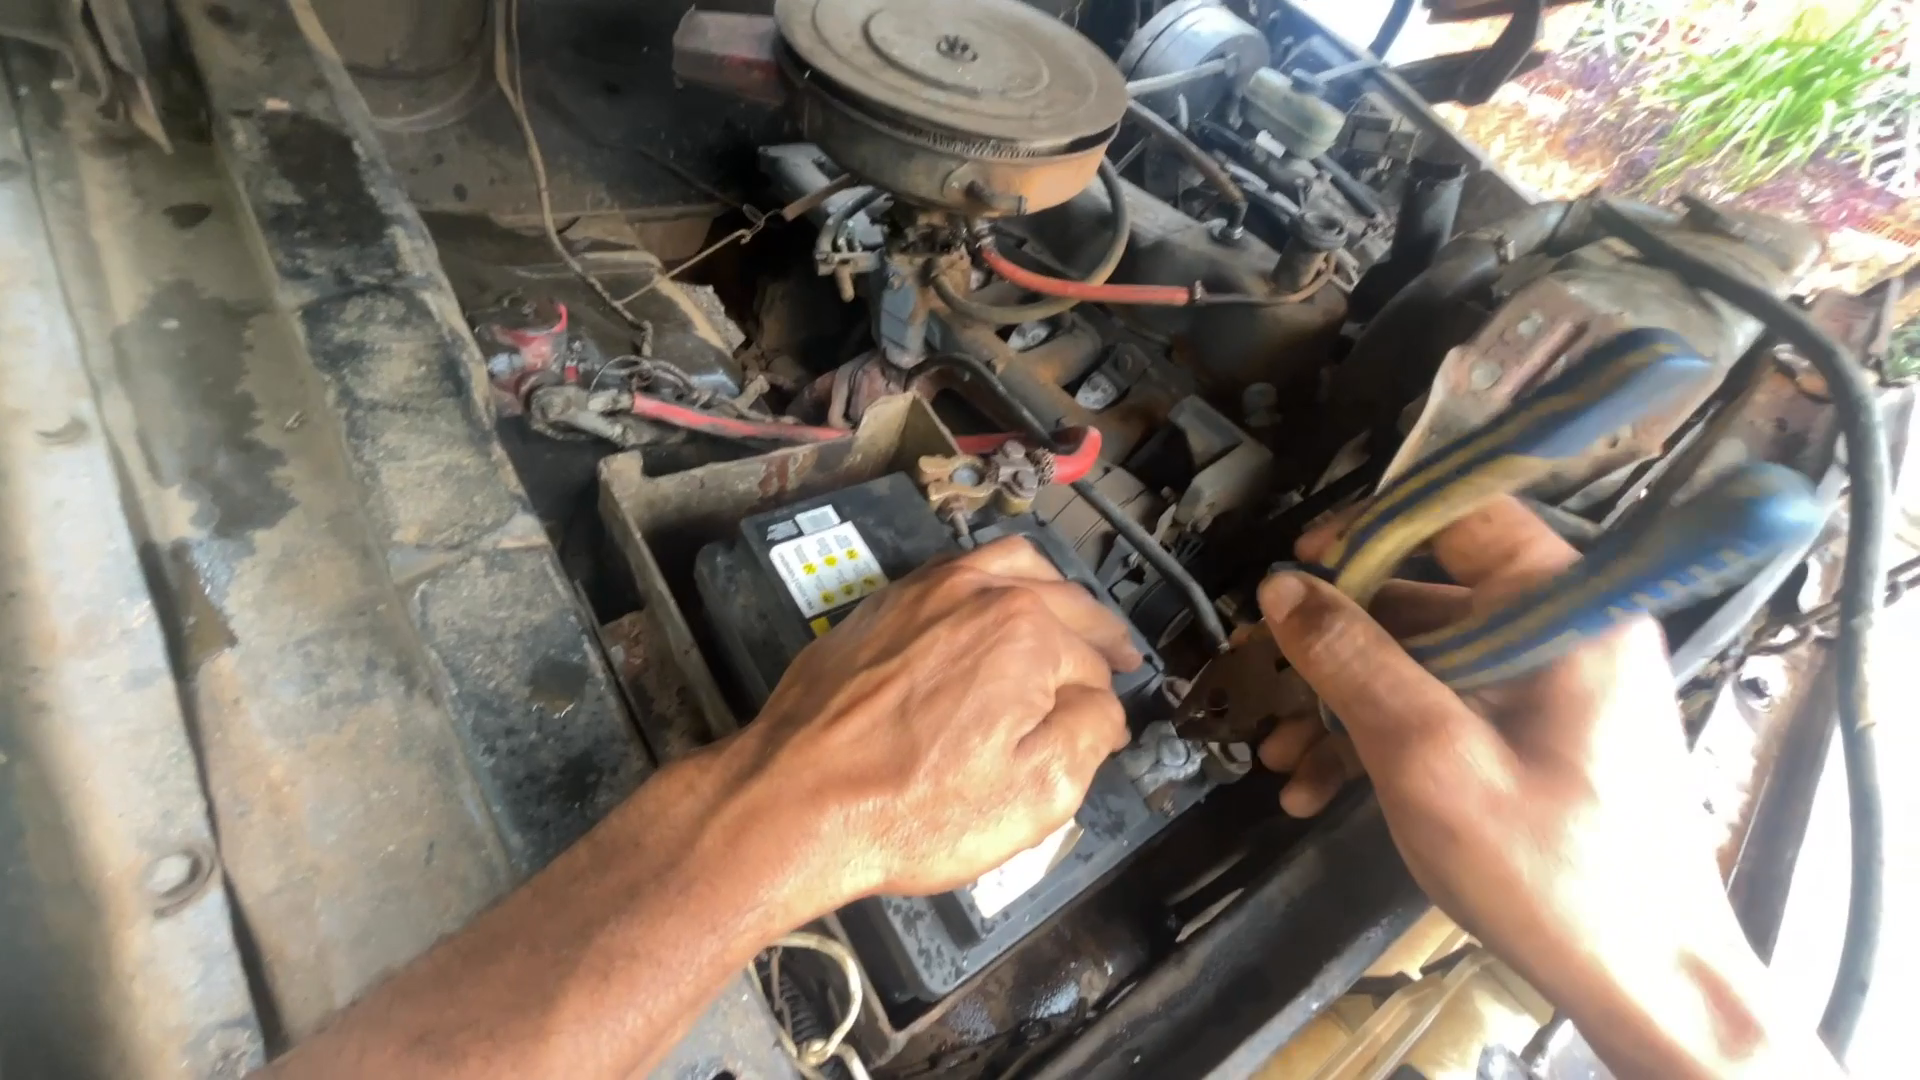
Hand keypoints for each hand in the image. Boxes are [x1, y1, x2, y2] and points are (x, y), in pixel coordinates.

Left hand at [733, 535, 1139, 906]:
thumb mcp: (1037, 792)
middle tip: (1119, 657)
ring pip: (1013, 565)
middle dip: (1097, 635)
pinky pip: (959, 571)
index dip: (1105, 701)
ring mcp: (927, 587)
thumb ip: (1091, 732)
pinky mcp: (887, 599)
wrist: (796, 796)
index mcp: (1028, 630)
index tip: (1104, 727)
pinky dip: (994, 582)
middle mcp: (981, 589)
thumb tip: (1102, 701)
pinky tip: (992, 610)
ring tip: (1067, 615)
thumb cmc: (917, 806)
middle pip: (1064, 602)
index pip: (1093, 663)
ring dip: (1052, 590)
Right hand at [1256, 497, 1836, 1076]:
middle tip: (1257, 672)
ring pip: (1405, 661)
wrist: (1641, 995)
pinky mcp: (1511, 734)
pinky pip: (1423, 709)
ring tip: (1275, 754)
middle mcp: (1549, 634)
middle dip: (1327, 643)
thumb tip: (1276, 584)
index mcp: (1564, 612)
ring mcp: (1529, 688)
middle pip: (1415, 598)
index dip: (1376, 524)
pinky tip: (1309, 788)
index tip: (1301, 561)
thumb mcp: (1428, 754)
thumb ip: (1351, 659)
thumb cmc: (1548, 867)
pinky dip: (1363, 739)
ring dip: (1332, 703)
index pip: (1467, 516)